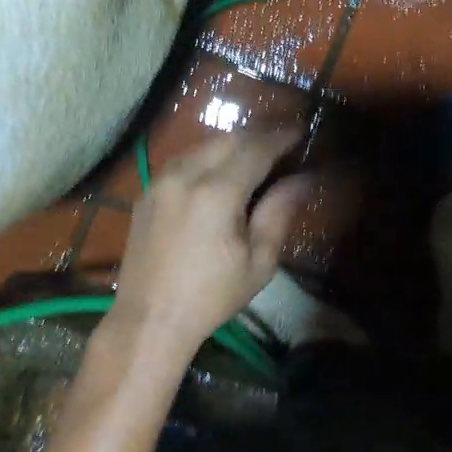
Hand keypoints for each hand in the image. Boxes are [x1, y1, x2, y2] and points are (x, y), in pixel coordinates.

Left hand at [110, 130, 313, 347]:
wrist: (149, 319)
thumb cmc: (211, 296)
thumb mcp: (259, 261)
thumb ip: (280, 212)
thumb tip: (303, 178)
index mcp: (217, 192)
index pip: (257, 148)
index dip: (282, 137)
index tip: (302, 132)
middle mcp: (185, 175)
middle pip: (229, 138)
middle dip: (259, 135)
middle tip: (283, 144)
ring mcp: (160, 180)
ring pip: (204, 144)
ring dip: (232, 144)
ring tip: (255, 157)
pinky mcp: (147, 191)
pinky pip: (183, 159)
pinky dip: (208, 156)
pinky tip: (220, 173)